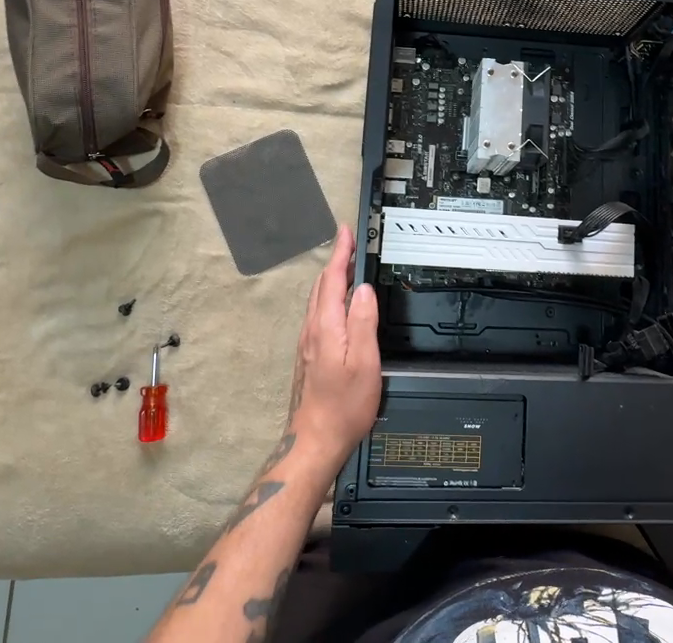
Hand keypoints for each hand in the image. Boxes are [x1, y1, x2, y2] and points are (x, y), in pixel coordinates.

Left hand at [285, 226, 381, 478]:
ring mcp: (308, 343)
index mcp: (326, 327)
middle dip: (337, 261)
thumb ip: (363, 322)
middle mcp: (312, 330)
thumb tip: (364, 289)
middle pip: (322, 286)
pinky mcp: (309, 356)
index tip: (346, 231)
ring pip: (319, 300)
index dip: (340, 253)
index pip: (332, 279)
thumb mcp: (364, 362)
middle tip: (351, 244)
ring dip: (333, 279)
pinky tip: (340, 305)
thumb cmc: (343, 406)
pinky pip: (319, 314)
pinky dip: (330, 298)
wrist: (315, 440)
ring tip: (348, 267)